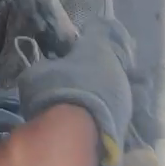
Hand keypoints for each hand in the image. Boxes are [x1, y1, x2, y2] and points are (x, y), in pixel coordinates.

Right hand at [16, 0, 135, 165]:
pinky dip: (104, 110)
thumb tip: (51, 67)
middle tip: (82, 68)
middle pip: (110, 60)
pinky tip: (91, 115)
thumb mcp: (37, 73)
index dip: (91, 29)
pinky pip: (114, 109)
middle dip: (98, 64)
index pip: (98, 30)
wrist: (76, 137)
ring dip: (103, 89)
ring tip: (86, 95)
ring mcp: (127, 98)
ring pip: (115, 86)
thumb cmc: (55, 92)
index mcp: (97, 49)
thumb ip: (48, 66)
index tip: (86, 29)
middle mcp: (117, 69)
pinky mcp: (127, 124)